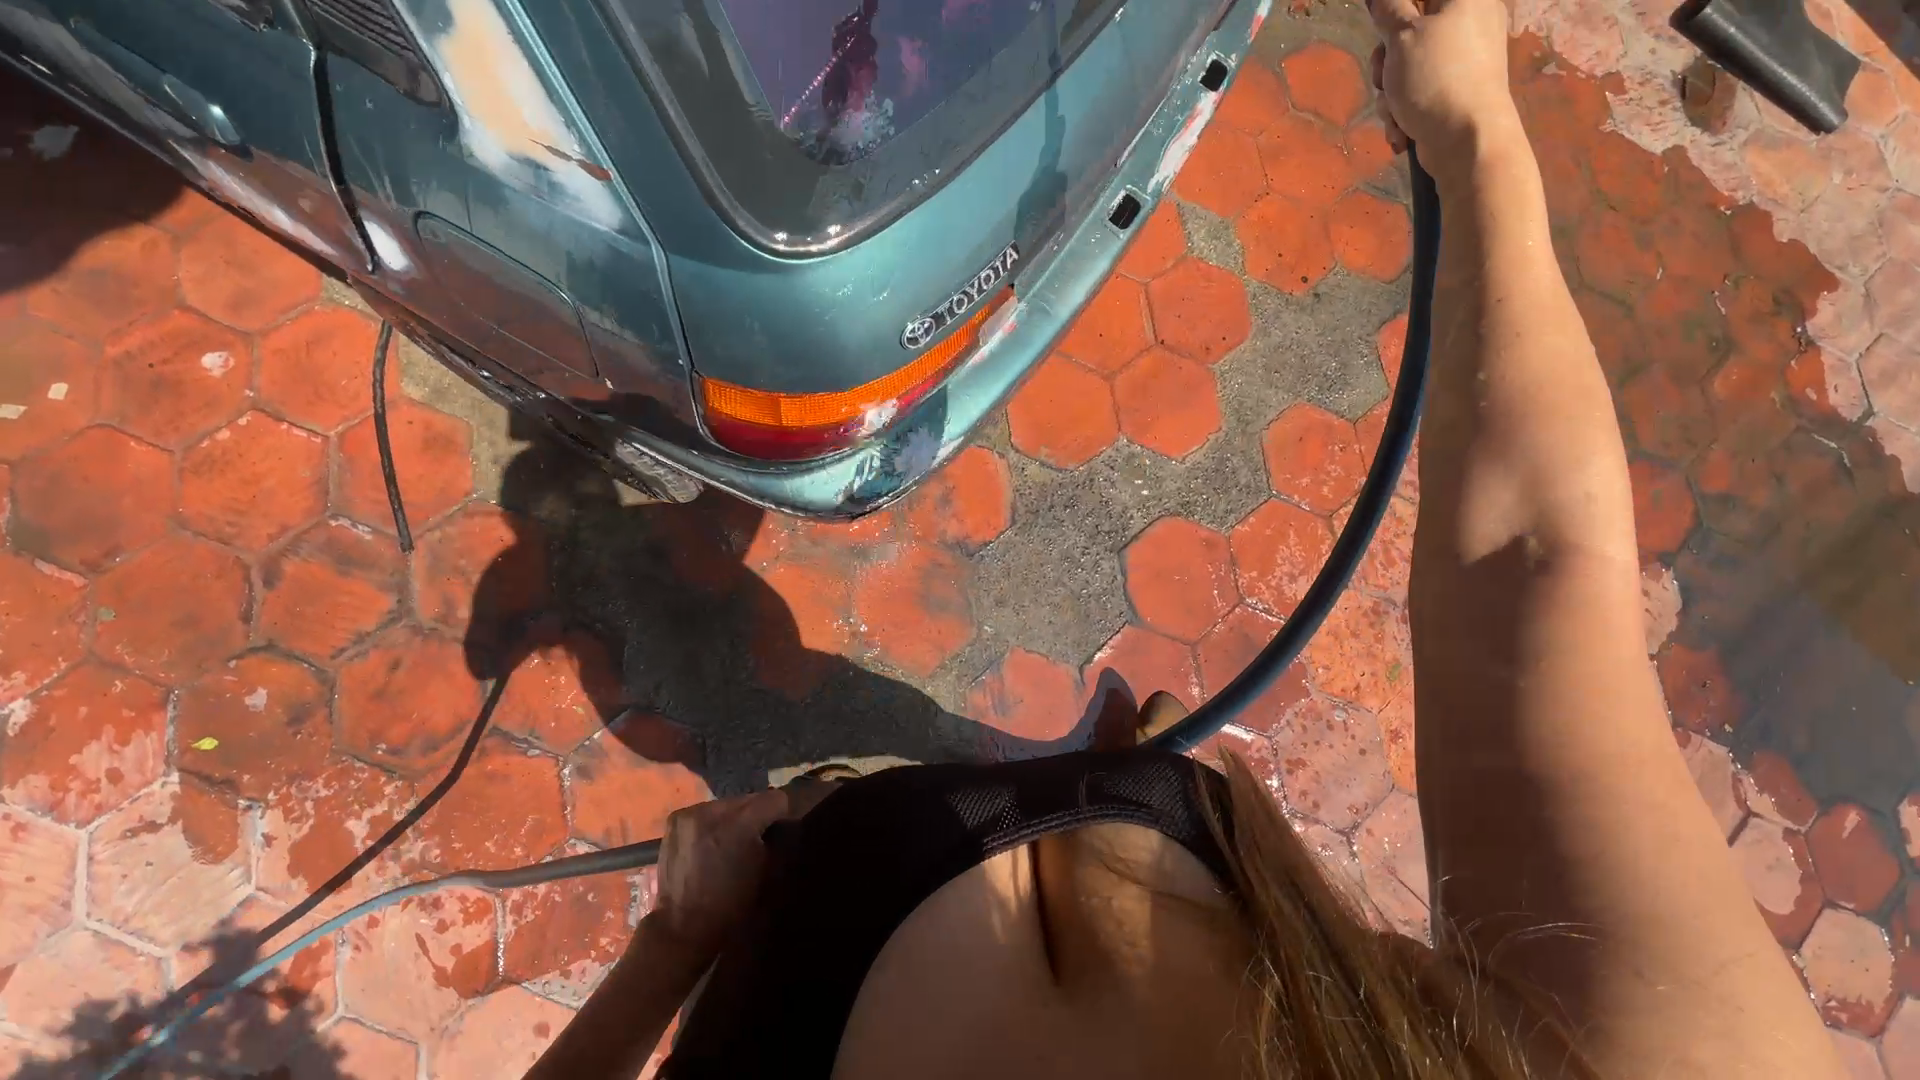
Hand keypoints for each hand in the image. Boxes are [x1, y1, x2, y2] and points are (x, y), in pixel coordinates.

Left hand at [647, 789, 791, 958]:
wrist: (684, 926)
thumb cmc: (733, 905)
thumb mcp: (769, 872)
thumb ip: (778, 839)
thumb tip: (783, 823)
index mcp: (739, 824)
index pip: (775, 799)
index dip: (781, 816)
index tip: (779, 832)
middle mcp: (713, 810)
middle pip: (749, 799)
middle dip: (756, 816)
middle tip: (756, 840)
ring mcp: (690, 813)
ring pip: (727, 804)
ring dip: (734, 819)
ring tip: (732, 843)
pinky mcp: (676, 819)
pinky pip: (706, 812)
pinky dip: (713, 823)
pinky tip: (711, 844)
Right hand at [1367, 0, 1523, 172]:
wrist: (1465, 138)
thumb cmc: (1434, 78)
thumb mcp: (1402, 37)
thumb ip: (1389, 10)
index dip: (1394, 11)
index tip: (1383, 31)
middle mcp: (1467, 23)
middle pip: (1409, 31)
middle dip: (1386, 61)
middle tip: (1384, 77)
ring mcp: (1463, 60)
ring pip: (1408, 67)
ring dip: (1390, 94)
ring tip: (1395, 112)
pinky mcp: (1455, 91)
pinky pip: (1419, 91)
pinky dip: (1404, 111)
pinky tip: (1403, 128)